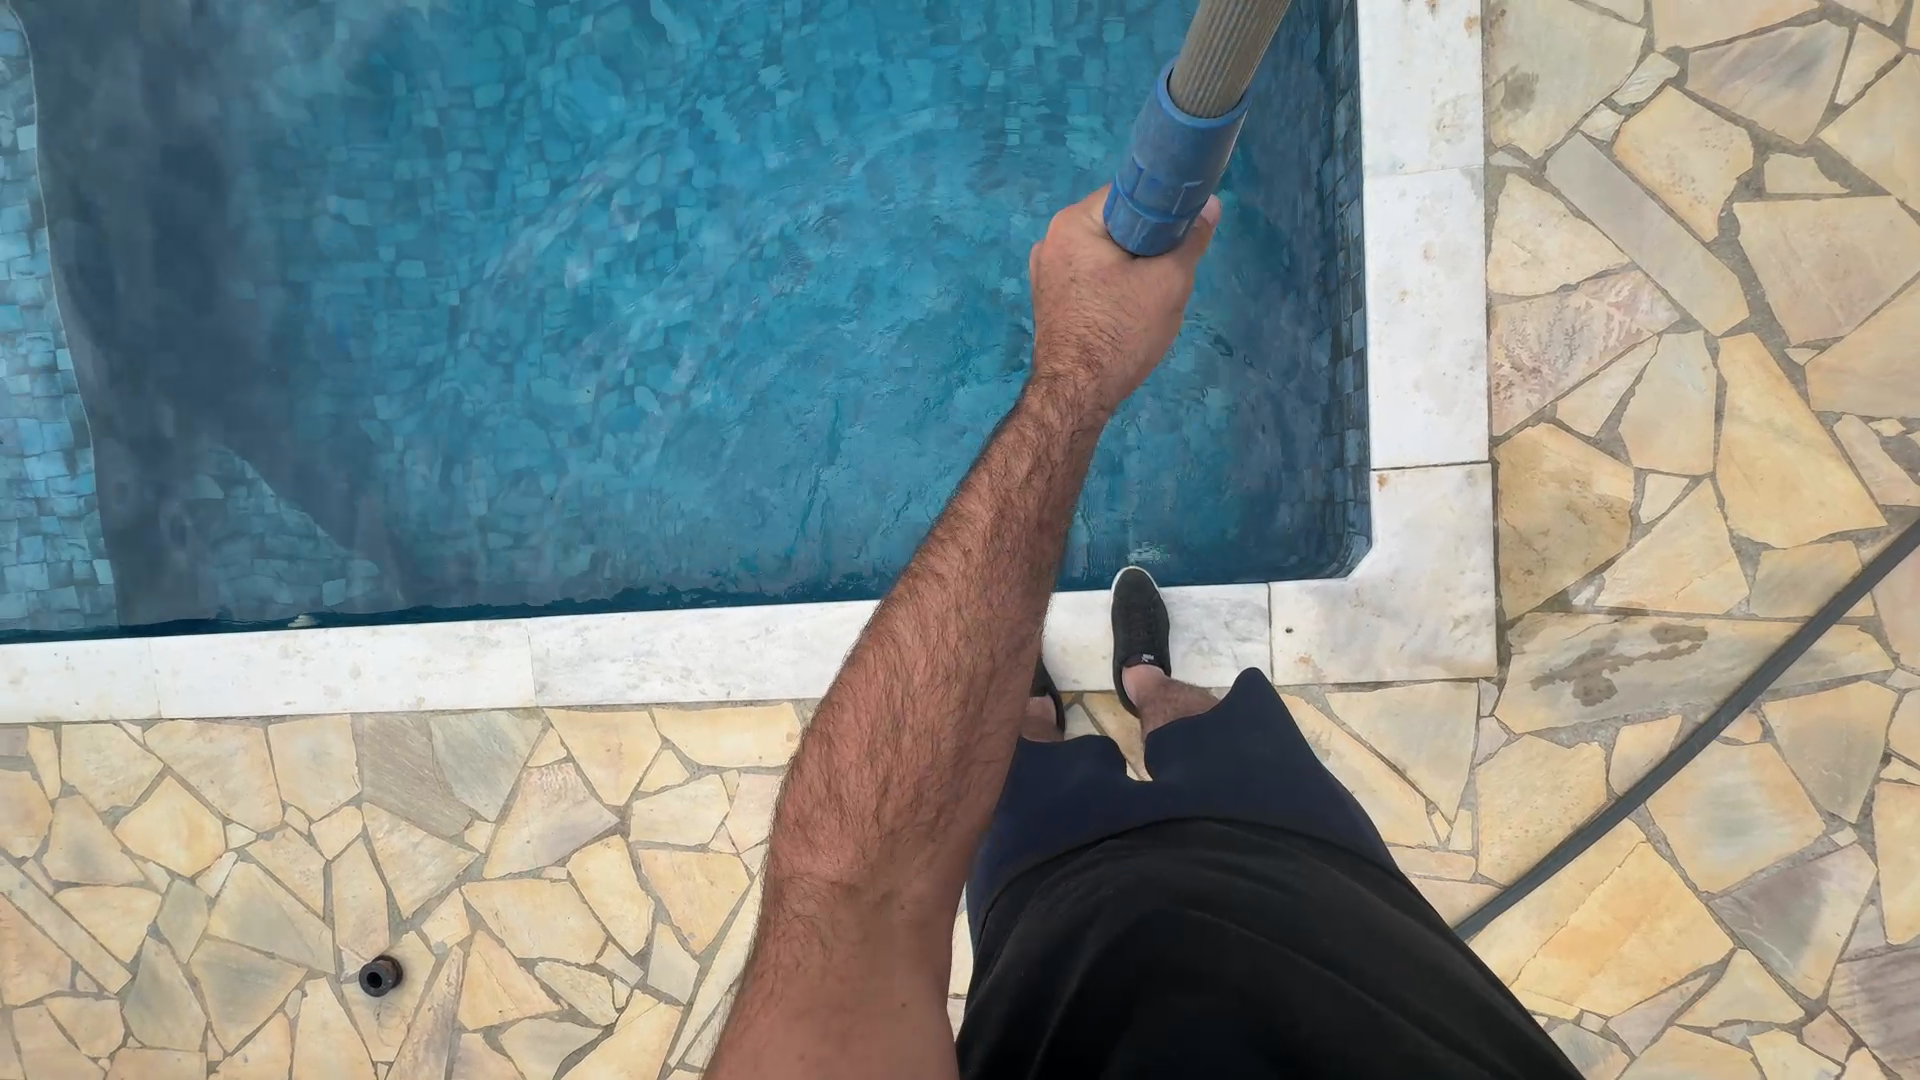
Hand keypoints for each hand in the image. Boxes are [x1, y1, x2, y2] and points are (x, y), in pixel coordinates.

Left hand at [1026, 186, 1220, 417]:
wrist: (1077, 394)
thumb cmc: (1120, 332)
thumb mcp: (1169, 281)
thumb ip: (1192, 238)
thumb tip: (1210, 206)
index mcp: (1072, 222)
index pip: (1129, 195)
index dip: (1163, 212)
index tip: (1182, 236)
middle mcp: (1050, 241)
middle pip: (1116, 227)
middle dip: (1147, 247)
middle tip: (1166, 276)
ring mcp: (1044, 274)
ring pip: (1105, 257)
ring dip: (1130, 272)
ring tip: (1146, 301)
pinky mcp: (1047, 302)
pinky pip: (1089, 281)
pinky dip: (1110, 290)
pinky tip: (1123, 315)